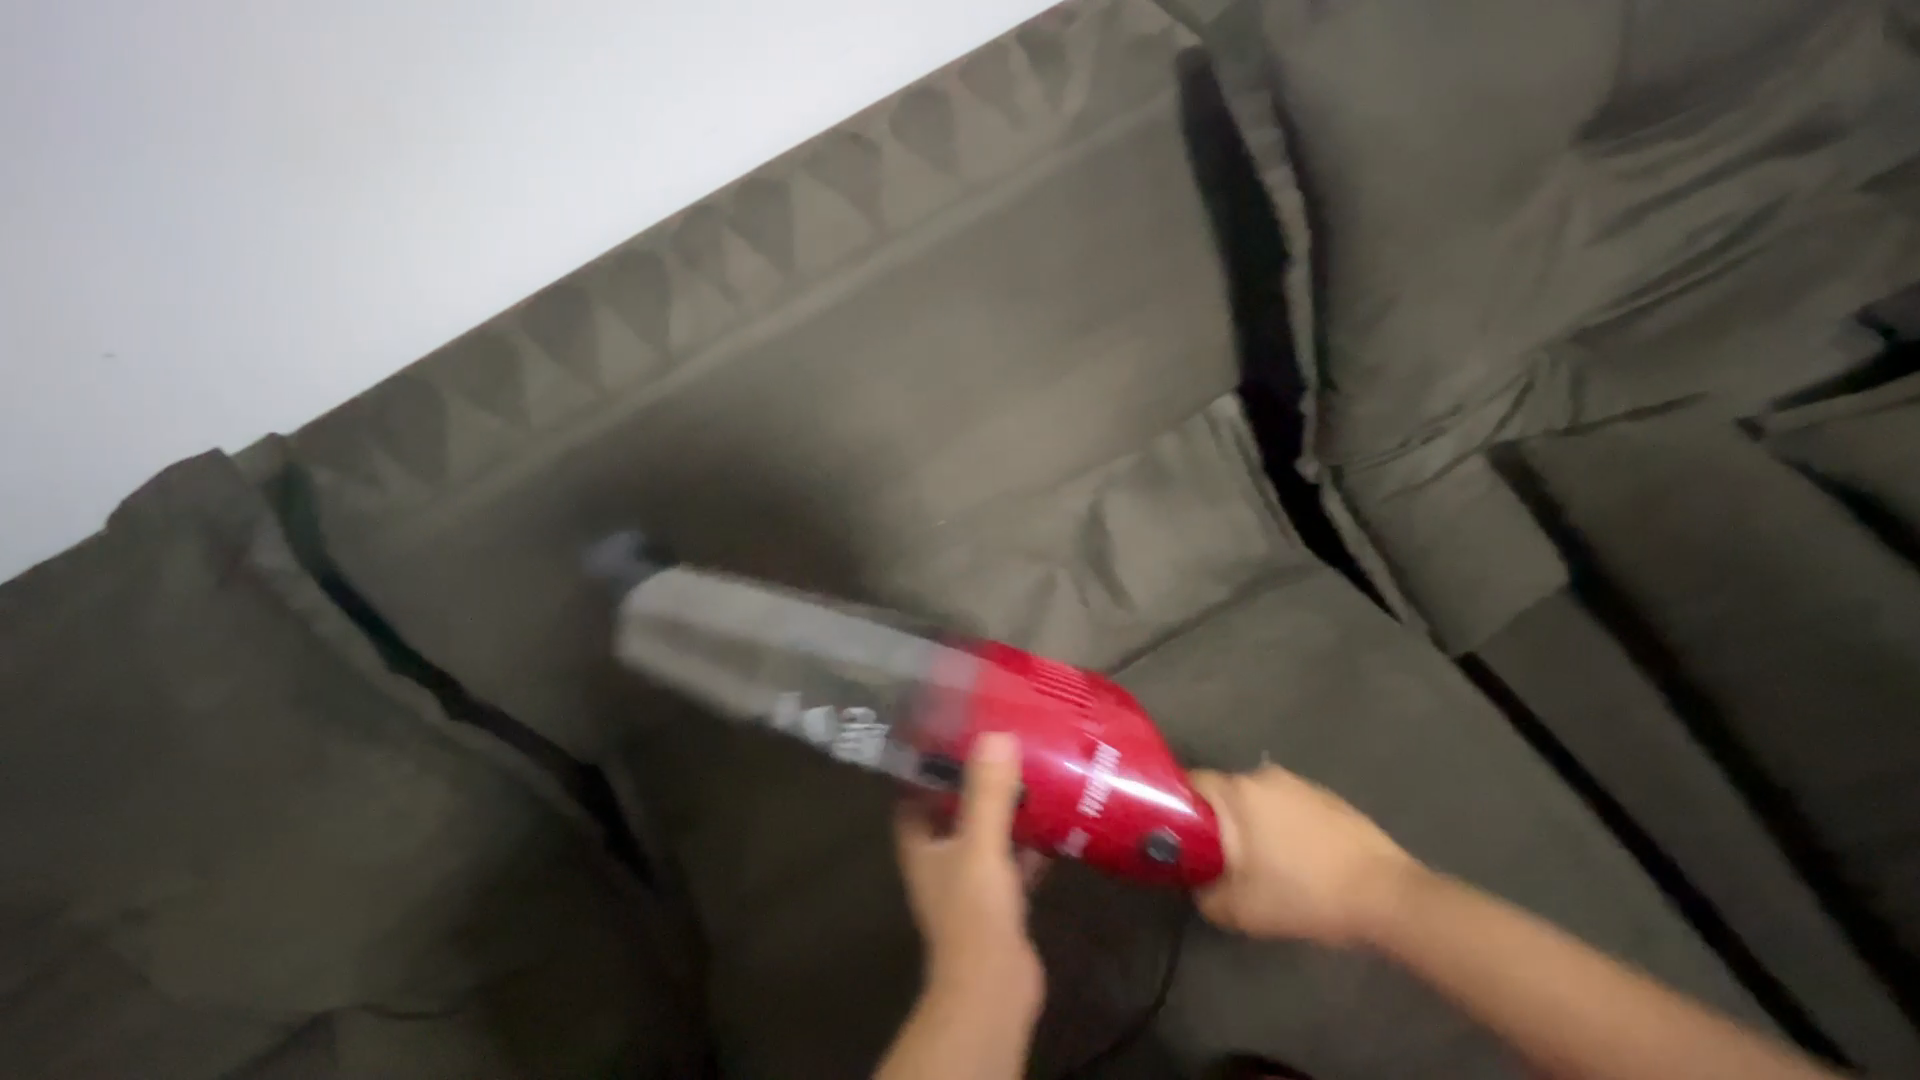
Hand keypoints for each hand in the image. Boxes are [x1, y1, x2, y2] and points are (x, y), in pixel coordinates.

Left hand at [895, 733, 1046, 1021]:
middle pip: (952, 812)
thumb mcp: (980, 845)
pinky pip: (1013, 862)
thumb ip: (986, 794)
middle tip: (1004, 747)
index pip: (912, 795)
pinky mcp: (1000, 902)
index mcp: (921, 844)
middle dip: (975, 784)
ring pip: (985, 836)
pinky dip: (1031, 845)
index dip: (927, 766)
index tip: (954, 734)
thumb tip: (995, 734)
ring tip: (1034, 774)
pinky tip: (1058, 824)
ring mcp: (970, 883)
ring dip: (1006, 812)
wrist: (993, 990)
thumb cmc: (974, 914)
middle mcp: (940, 860)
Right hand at [1189, 765, 1421, 946]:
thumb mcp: (1240, 909)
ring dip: (1251, 825)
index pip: (1189, 783)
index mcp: (1239, 792)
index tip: (1175, 836)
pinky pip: (1287, 807)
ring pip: (1257, 801)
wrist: (1388, 897)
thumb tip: (1198, 883)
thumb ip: (1204, 893)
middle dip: (1216, 822)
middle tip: (1217, 859)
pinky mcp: (1329, 798)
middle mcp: (1266, 776)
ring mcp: (1302, 784)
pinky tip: (1296, 861)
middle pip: (1224, 793)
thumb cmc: (1305, 895)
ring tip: (1260, 864)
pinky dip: (1282, 827)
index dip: (1175, 807)